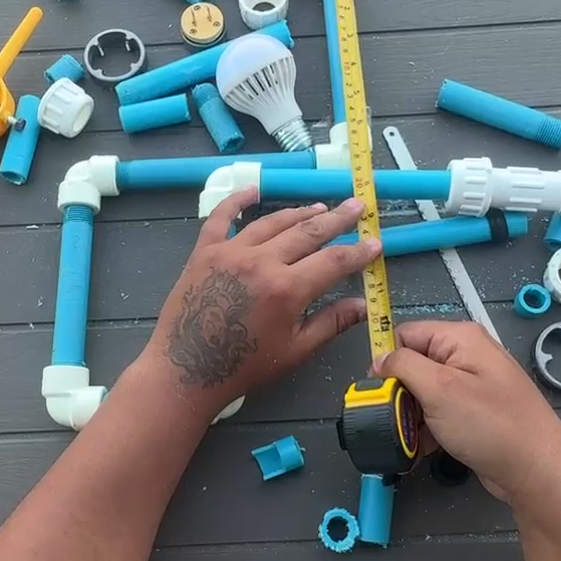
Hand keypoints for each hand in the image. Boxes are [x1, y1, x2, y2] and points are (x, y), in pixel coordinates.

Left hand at [137, 188, 380, 416]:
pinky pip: (222, 217)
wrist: (185, 370)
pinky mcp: (204, 251)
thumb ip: (331, 323)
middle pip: (307, 232)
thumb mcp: (295, 351)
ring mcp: (230, 252)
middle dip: (337, 219)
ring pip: (272, 222)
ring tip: (319, 207)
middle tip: (356, 206)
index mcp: (287, 289)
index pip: (334, 261)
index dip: (358, 251)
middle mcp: (261, 262)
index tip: (375, 242)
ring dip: (299, 212)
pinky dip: (238, 201)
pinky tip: (254, 190)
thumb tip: (364, 305)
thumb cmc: (243, 367)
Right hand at [373, 321, 560, 503]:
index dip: (387, 359)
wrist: (537, 471)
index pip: (406, 334)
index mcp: (460, 338)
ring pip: (423, 392)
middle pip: (413, 364)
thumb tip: (378, 359)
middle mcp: (466, 355)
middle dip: (399, 392)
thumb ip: (402, 366)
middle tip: (393, 418)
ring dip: (410, 414)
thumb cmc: (490, 425)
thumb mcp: (439, 389)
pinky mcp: (474, 412)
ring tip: (407, 437)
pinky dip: (426, 427)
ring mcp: (472, 384)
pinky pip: (439, 412)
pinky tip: (422, 447)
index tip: (378, 390)